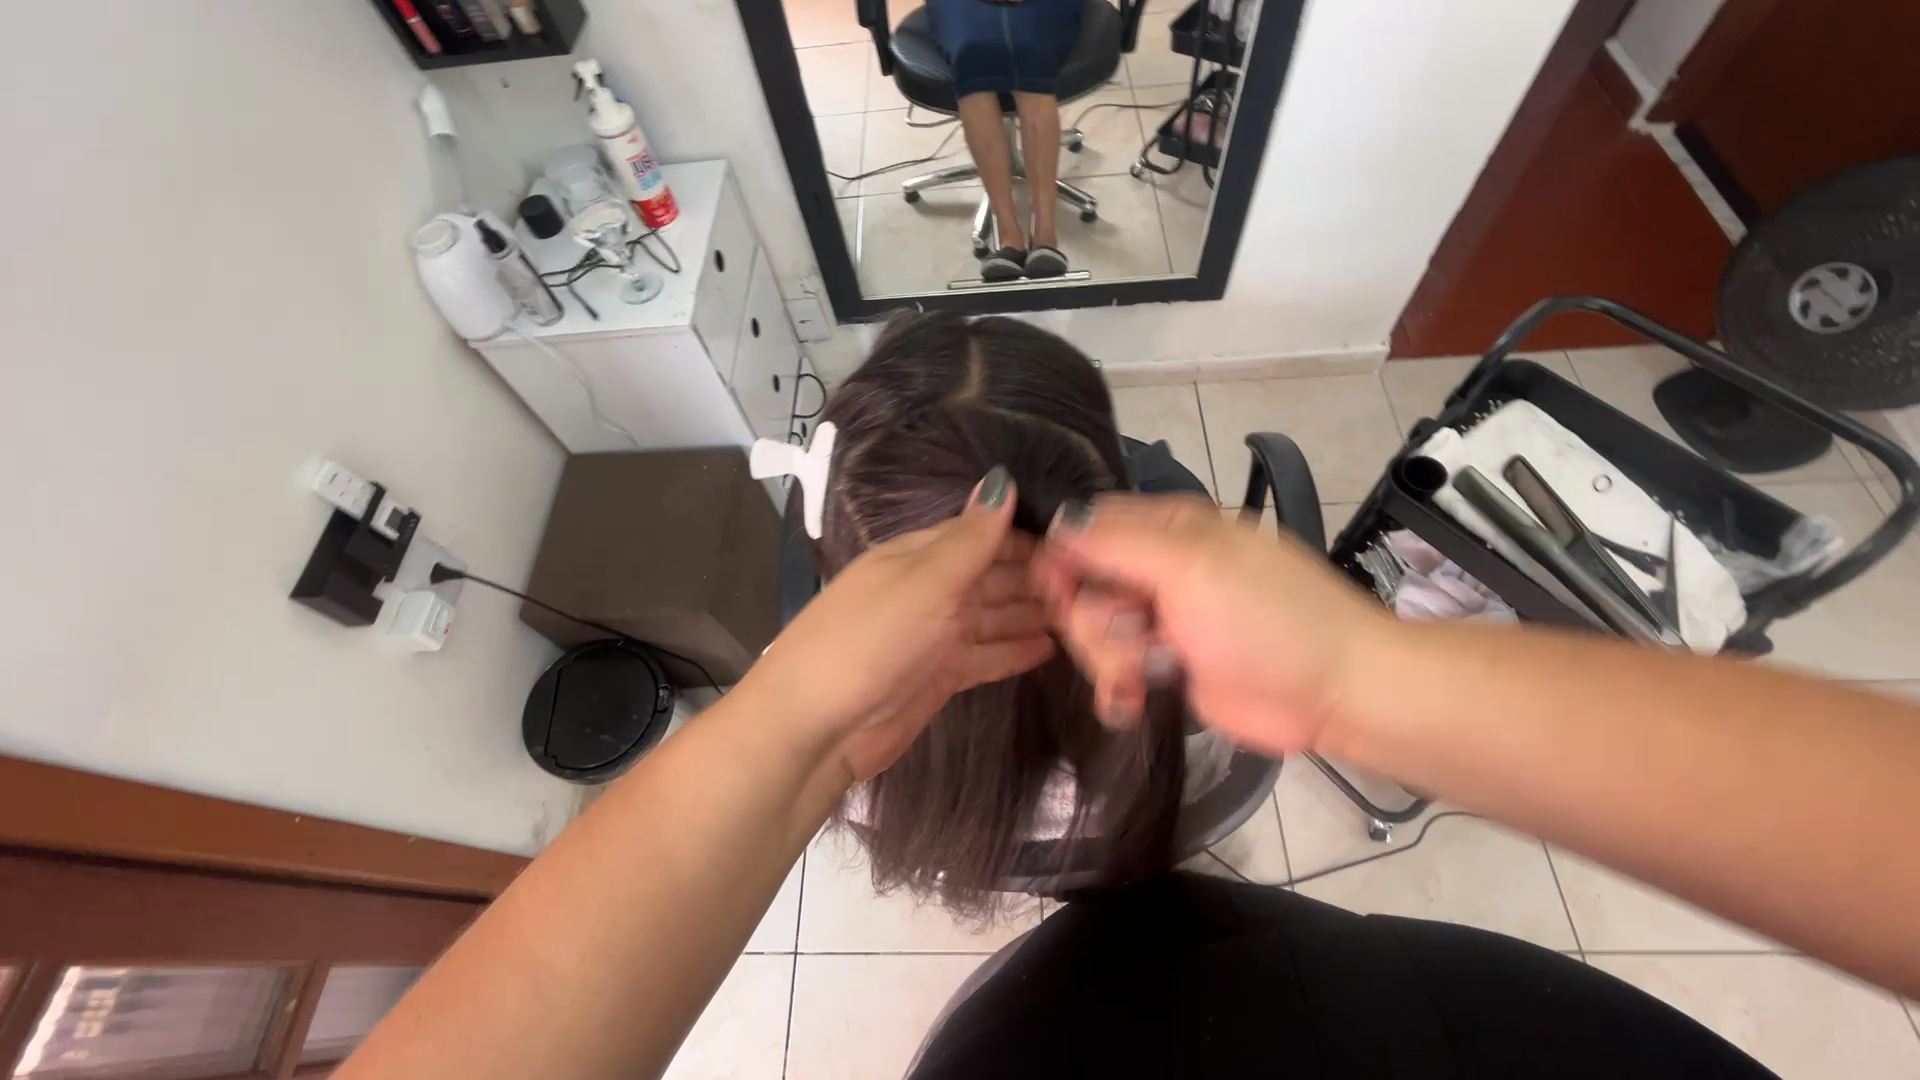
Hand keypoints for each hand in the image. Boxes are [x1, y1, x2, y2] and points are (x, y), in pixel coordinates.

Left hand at [740, 468, 1055, 782]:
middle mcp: (927, 591)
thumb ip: (970, 538)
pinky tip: (1048, 649)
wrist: (816, 726)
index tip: (1074, 547)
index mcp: (917, 557)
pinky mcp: (937, 677)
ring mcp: (932, 636)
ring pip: (991, 617)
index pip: (978, 536)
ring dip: (1030, 614)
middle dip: (1033, 578)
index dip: (1023, 539)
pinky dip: (1013, 651)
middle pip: (989, 577)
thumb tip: (1002, 481)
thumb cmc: (870, 640)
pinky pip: (984, 656)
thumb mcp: (925, 582)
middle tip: (1091, 586)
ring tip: (1081, 615)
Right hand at [1031, 495, 1392, 756]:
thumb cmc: (1265, 618)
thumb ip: (1117, 543)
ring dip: (1109, 657)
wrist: (1332, 692)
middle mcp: (1157, 568)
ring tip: (1145, 673)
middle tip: (1132, 637)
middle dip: (1095, 619)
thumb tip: (1058, 524)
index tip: (1060, 592)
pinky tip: (1133, 699)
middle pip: (1082, 584)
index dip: (1063, 557)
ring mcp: (1160, 619)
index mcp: (1166, 527)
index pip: (1088, 526)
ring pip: (1093, 631)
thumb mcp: (1190, 566)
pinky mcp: (1163, 666)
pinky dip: (1115, 687)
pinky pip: (1111, 670)